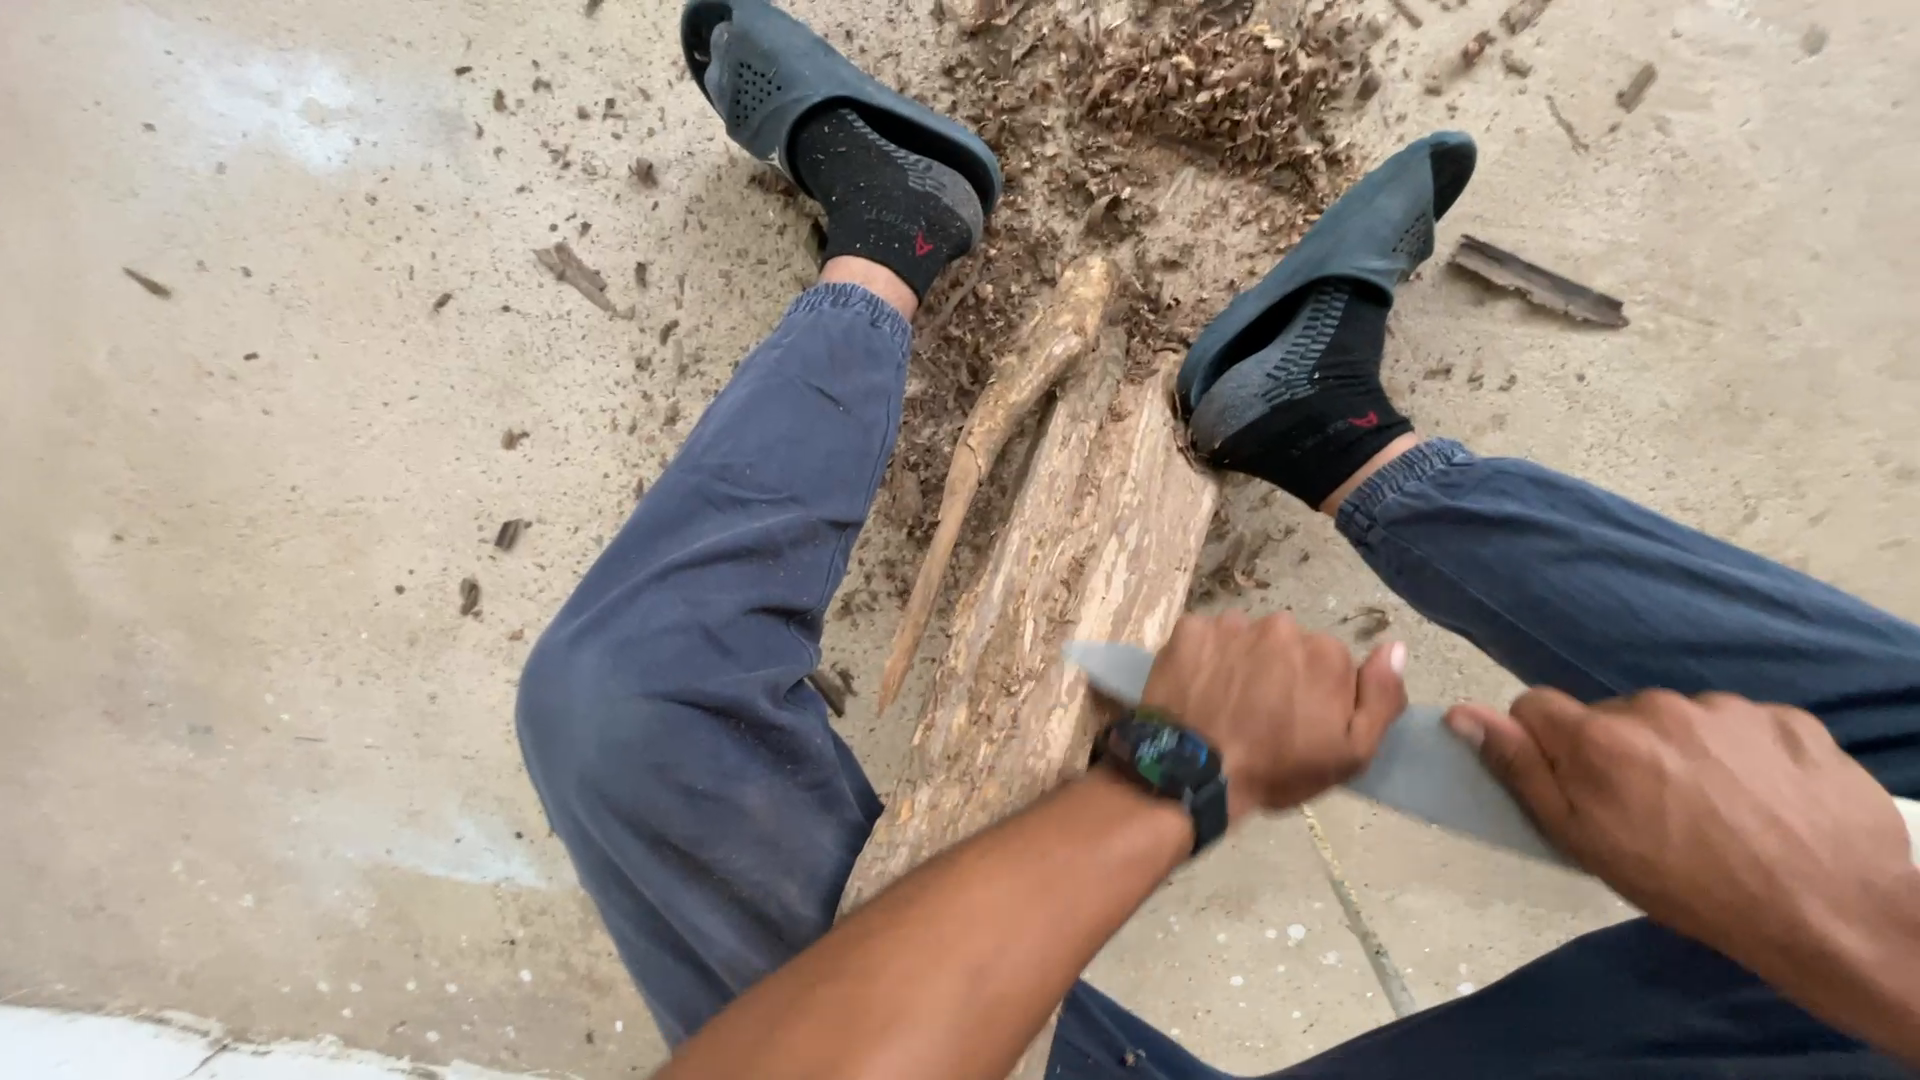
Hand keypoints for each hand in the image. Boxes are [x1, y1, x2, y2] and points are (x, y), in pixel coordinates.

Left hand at [1140, 613, 1406, 819]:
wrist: (1194, 771)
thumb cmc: (1276, 769)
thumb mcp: (1350, 753)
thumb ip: (1381, 698)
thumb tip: (1394, 648)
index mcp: (1326, 653)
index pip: (1328, 660)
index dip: (1314, 690)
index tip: (1297, 718)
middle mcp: (1280, 627)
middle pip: (1284, 643)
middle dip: (1276, 669)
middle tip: (1259, 710)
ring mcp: (1231, 625)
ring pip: (1243, 637)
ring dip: (1239, 660)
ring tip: (1225, 700)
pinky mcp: (1189, 629)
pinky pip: (1203, 636)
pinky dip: (1202, 656)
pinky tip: (1197, 686)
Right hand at [1447, 689, 1916, 977]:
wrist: (1837, 918)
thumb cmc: (1686, 886)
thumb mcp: (1581, 839)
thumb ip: (1518, 768)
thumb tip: (1461, 714)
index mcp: (1596, 737)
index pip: (1535, 706)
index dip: (1543, 742)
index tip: (1571, 782)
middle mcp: (1654, 707)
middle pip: (1608, 714)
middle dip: (1614, 748)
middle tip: (1646, 805)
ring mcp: (1727, 710)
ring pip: (1674, 718)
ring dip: (1677, 748)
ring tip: (1711, 803)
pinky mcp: (1791, 720)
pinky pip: (1740, 722)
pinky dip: (1740, 750)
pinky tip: (1760, 793)